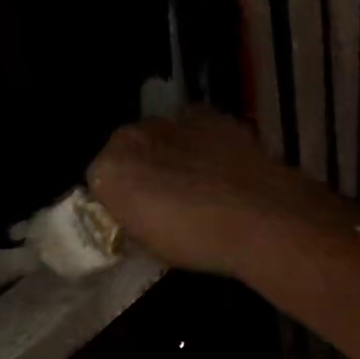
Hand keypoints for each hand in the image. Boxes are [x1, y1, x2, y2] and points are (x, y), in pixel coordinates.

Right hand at [85, 109, 283, 275]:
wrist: (262, 219)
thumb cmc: (191, 240)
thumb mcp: (143, 243)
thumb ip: (129, 217)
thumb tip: (134, 212)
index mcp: (107, 169)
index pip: (97, 180)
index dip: (114, 199)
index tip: (131, 216)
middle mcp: (132, 136)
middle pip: (126, 151)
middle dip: (138, 169)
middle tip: (159, 199)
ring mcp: (174, 121)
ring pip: (159, 138)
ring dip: (167, 154)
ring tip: (192, 185)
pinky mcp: (214, 116)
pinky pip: (194, 129)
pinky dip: (198, 144)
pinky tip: (216, 170)